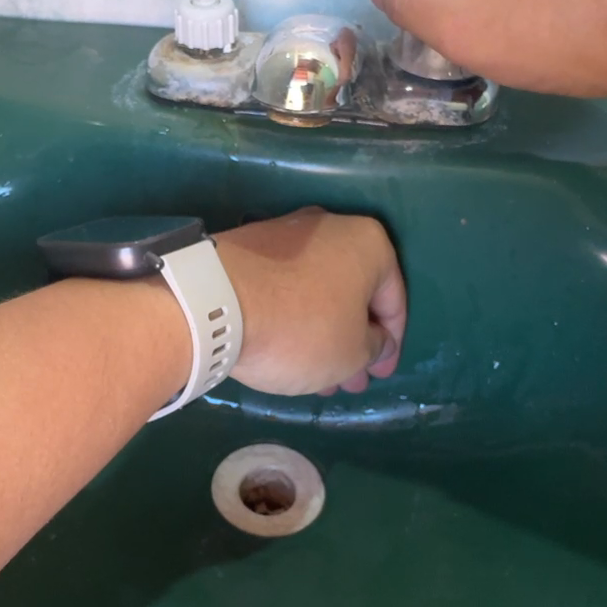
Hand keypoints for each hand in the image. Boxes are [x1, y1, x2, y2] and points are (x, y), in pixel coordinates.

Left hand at [215, 208, 405, 395]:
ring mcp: (284, 233)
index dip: (392, 343)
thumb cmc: (299, 329)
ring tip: (315, 376)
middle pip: (353, 294)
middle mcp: (329, 226)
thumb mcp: (351, 354)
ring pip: (317, 293)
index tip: (381, 374)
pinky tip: (285, 351)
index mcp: (368, 242)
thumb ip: (375, 347)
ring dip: (323, 334)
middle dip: (354, 341)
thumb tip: (376, 341)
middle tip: (349, 380)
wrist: (212, 302)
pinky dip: (292, 318)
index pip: (395, 299)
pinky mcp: (246, 248)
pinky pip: (284, 288)